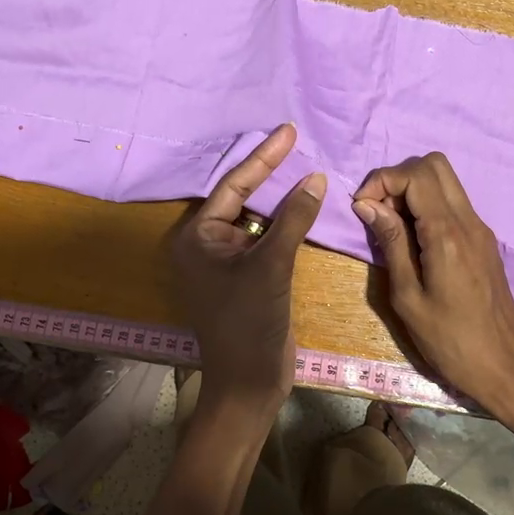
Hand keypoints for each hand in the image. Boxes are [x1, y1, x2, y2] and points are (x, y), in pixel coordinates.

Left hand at [171, 124, 324, 415]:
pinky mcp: (247, 275)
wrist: (250, 383)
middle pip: (242, 196)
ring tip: (305, 163)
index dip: (264, 157)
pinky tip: (306, 203)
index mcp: (197, 236)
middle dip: (269, 171)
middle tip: (295, 139)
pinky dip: (286, 220)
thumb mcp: (271, 266)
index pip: (233, 185)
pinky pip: (267, 236)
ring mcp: (226, 260)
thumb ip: (293, 219)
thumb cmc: (248, 323)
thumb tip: (316, 179)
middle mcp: (206, 243)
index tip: (288, 131)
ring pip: (257, 216)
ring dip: (281, 195)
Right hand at [353, 152, 513, 422]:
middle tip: (378, 209)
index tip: (362, 207)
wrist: (505, 368)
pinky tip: (413, 238)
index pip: (415, 174)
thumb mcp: (407, 298)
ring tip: (391, 224)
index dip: (383, 179)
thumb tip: (368, 204)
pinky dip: (428, 204)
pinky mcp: (484, 240)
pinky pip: (453, 202)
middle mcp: (468, 221)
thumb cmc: (450, 341)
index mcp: (447, 234)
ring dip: (413, 188)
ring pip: (446, 180)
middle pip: (434, 164)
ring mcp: (480, 229)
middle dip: (399, 176)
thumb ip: (390, 243)